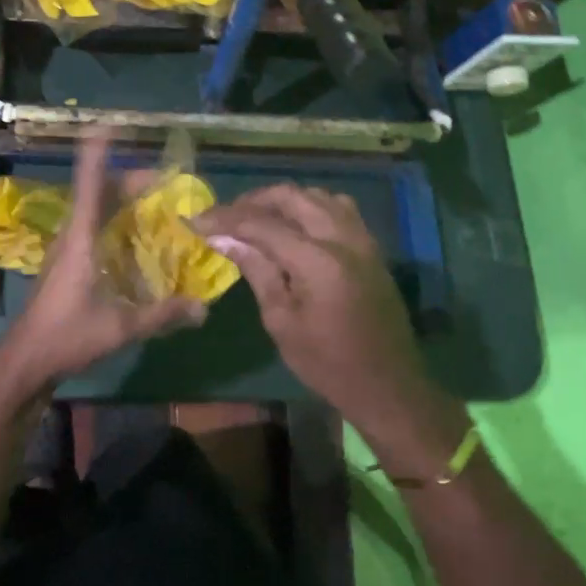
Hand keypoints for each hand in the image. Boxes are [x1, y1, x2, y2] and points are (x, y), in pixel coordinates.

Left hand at [0, 132, 206, 399]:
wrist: (26, 359)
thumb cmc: (67, 336)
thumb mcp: (121, 327)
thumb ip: (163, 315)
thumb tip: (204, 309)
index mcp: (81, 238)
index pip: (90, 182)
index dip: (98, 151)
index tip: (109, 123)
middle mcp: (72, 235)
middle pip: (98, 192)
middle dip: (129, 179)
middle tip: (165, 182)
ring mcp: (66, 249)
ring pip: (95, 211)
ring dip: (122, 201)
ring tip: (157, 205)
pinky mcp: (66, 264)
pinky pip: (93, 229)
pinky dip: (115, 223)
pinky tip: (137, 242)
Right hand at [198, 186, 468, 475]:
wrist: (389, 388)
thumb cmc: (328, 364)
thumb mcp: (281, 321)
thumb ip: (257, 270)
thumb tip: (223, 238)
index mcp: (318, 261)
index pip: (261, 223)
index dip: (224, 218)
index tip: (195, 220)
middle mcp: (343, 239)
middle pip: (291, 197)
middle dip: (252, 201)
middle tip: (223, 217)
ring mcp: (363, 240)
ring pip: (317, 197)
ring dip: (283, 201)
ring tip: (255, 218)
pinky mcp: (372, 249)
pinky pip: (339, 209)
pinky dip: (310, 207)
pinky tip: (294, 226)